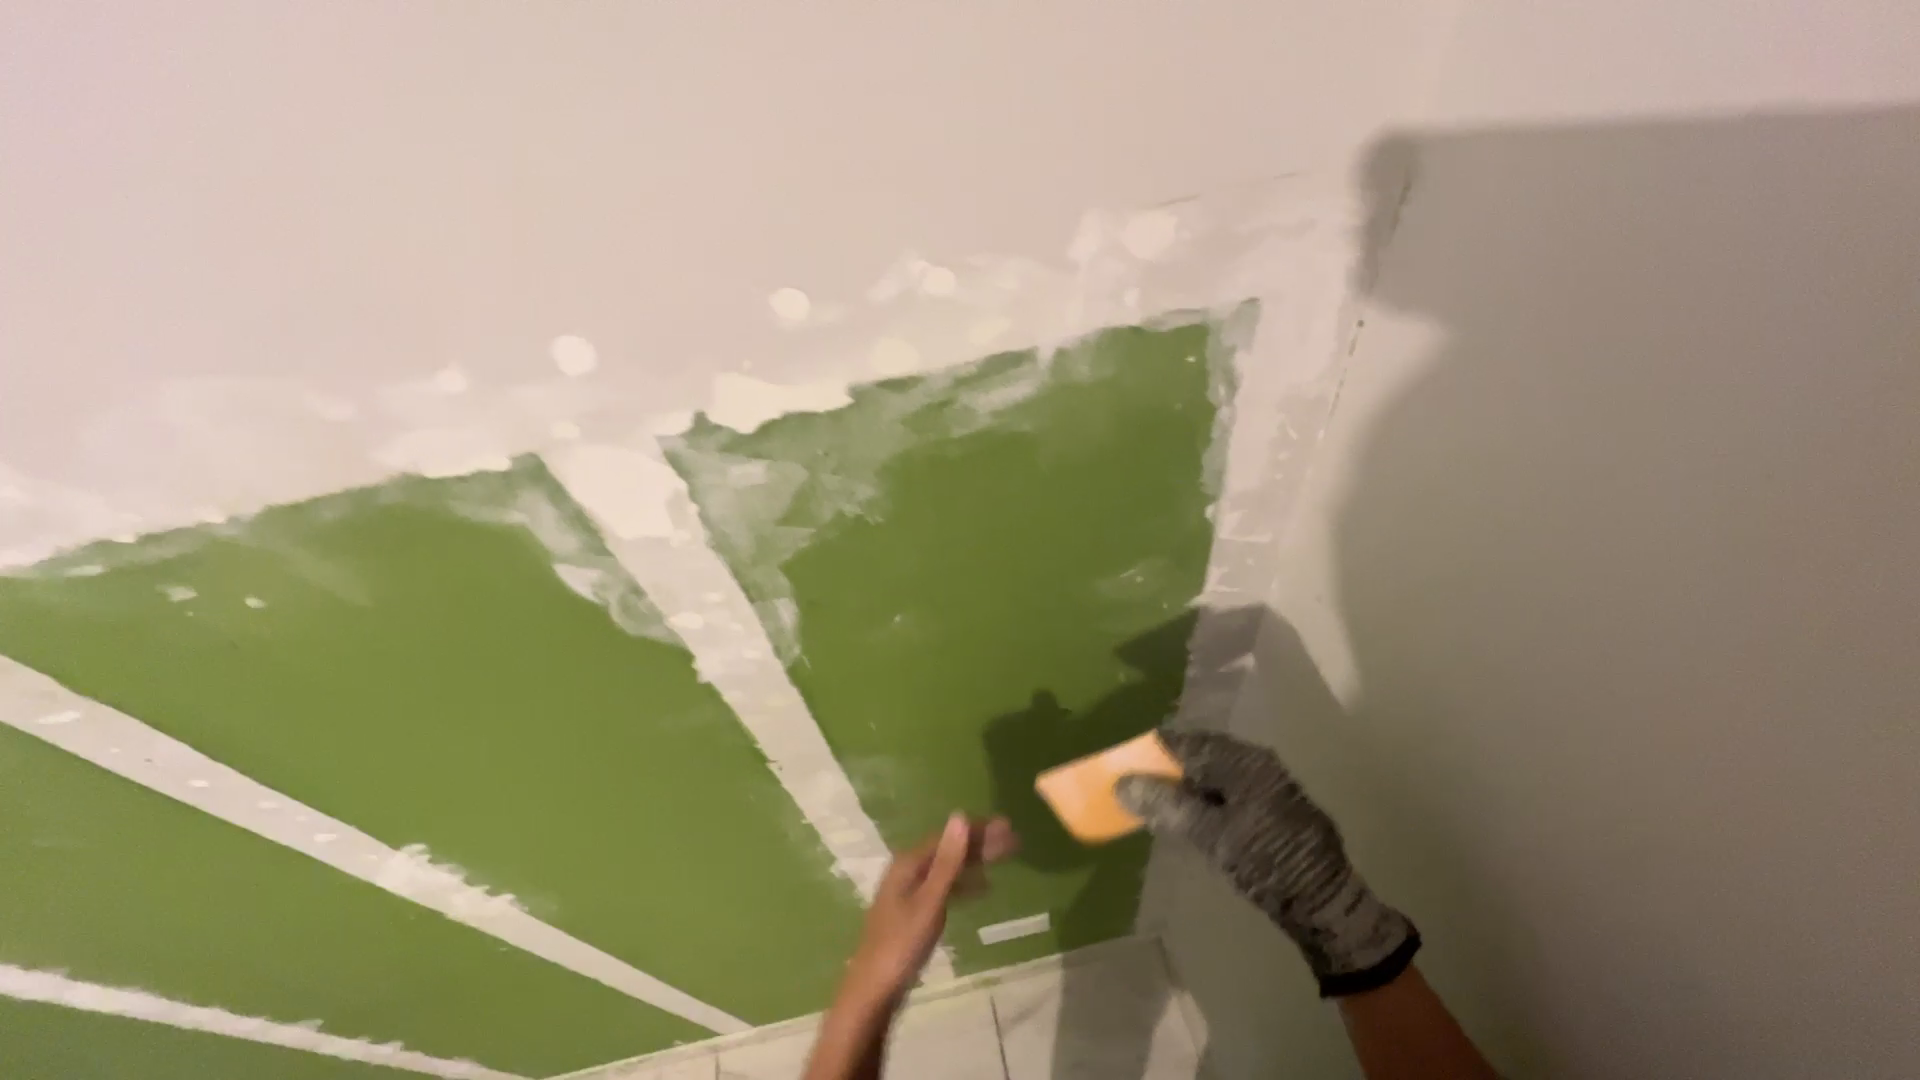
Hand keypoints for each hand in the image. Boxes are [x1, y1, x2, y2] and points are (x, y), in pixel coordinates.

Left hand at [839, 813, 1018, 1008]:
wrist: (874, 990)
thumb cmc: (901, 944)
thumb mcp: (929, 901)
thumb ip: (947, 862)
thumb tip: (960, 816)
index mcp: (909, 863)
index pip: (949, 835)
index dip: (978, 829)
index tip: (1008, 826)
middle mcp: (908, 870)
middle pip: (949, 848)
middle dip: (980, 843)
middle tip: (1014, 841)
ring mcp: (910, 891)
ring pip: (948, 867)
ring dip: (975, 861)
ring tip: (1004, 858)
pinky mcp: (914, 911)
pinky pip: (945, 886)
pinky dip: (965, 883)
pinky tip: (982, 889)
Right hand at [1116, 731, 1418, 996]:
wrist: (1325, 904)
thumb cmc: (1268, 864)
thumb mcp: (1212, 836)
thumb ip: (1168, 806)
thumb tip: (1124, 783)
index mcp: (1245, 762)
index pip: (1189, 742)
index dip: (1155, 750)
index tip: (1125, 763)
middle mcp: (1258, 764)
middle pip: (1201, 755)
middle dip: (1168, 769)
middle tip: (1138, 787)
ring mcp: (1268, 785)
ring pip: (1214, 774)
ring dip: (1185, 786)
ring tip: (1158, 804)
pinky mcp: (1272, 807)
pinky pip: (1228, 790)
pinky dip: (1204, 798)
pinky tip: (1191, 817)